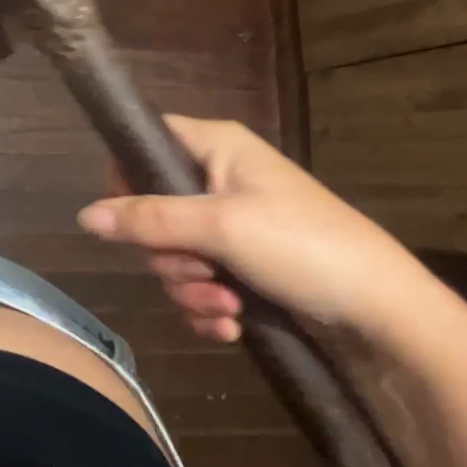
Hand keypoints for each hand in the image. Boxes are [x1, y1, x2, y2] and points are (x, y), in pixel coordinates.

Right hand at [77, 118, 431, 342]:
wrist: (382, 313)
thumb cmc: (302, 246)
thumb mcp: (220, 226)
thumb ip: (148, 219)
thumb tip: (84, 216)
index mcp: (217, 147)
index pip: (147, 141)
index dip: (127, 177)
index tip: (129, 218)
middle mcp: (219, 179)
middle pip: (153, 208)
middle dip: (168, 254)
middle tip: (200, 269)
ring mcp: (232, 225)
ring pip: (174, 253)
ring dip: (190, 286)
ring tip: (226, 306)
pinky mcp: (243, 267)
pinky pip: (198, 281)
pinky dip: (207, 305)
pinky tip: (229, 325)